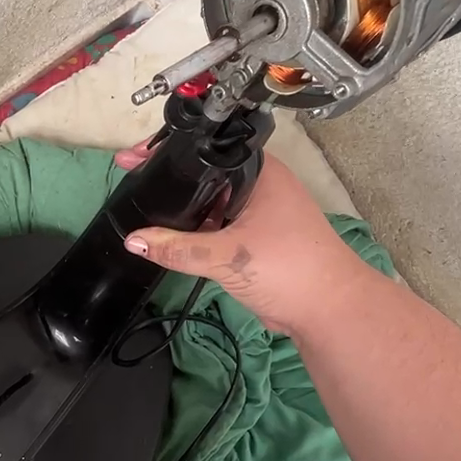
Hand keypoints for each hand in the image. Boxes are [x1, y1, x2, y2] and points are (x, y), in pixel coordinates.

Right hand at [114, 138, 377, 334]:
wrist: (328, 310)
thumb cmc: (289, 269)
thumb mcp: (226, 256)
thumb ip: (177, 248)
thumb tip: (133, 241)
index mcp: (260, 173)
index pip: (207, 150)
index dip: (169, 151)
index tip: (133, 158)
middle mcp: (259, 187)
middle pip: (205, 176)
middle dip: (171, 180)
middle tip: (131, 180)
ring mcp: (257, 213)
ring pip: (210, 204)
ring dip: (182, 209)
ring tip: (143, 208)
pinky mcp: (253, 239)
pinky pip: (215, 227)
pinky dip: (194, 231)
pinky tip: (169, 236)